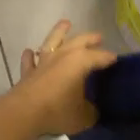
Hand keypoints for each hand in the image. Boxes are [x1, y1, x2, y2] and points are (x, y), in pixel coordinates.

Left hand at [3, 21, 115, 135]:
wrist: (24, 112)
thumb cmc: (58, 111)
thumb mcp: (83, 116)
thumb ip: (91, 111)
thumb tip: (92, 110)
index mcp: (80, 62)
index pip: (99, 57)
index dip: (108, 58)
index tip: (115, 59)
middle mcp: (62, 55)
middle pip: (79, 41)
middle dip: (90, 38)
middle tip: (98, 37)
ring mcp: (43, 61)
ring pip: (52, 40)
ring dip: (60, 31)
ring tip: (65, 23)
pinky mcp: (28, 71)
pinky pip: (30, 59)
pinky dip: (31, 55)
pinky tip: (30, 51)